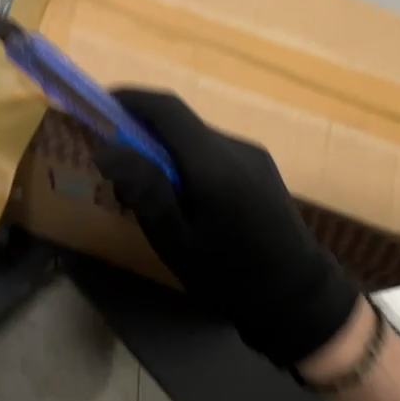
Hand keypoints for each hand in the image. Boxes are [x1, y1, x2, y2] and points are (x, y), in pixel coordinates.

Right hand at [94, 89, 362, 369]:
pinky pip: (213, 153)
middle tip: (114, 167)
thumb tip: (107, 147)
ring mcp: (253, 156)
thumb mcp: (175, 241)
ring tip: (147, 195)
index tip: (100, 106)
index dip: (130, 99)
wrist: (299, 300)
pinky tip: (182, 201)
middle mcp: (235, 148)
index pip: (166, 108)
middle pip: (178, 123)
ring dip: (164, 152)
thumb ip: (143, 188)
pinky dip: (186, 163)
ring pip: (194, 139)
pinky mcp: (261, 169)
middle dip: (141, 133)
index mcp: (212, 163)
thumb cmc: (229, 277)